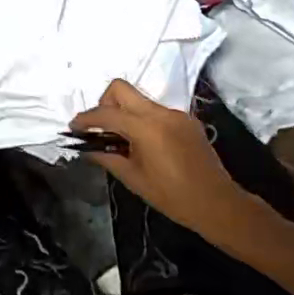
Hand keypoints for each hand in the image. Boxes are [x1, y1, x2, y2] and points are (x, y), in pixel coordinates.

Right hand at [71, 80, 263, 242]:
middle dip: (104, 103)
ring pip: (139, 100)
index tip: (74, 127)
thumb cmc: (174, 197)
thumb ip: (107, 158)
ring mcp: (176, 114)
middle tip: (101, 128)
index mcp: (146, 128)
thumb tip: (88, 147)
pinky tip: (146, 145)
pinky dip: (143, 121)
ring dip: (125, 113)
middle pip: (121, 89)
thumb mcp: (134, 179)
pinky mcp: (187, 120)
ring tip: (123, 141)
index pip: (106, 114)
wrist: (219, 205)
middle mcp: (161, 113)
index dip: (85, 119)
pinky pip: (156, 111)